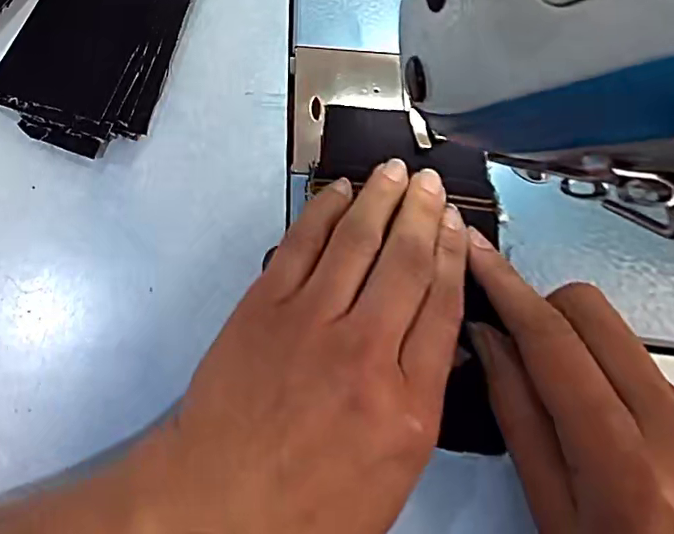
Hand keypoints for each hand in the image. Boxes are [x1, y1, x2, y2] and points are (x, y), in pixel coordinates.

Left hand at [0, 158, 466, 533]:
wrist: (219, 502)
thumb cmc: (311, 503)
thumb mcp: (393, 471)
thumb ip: (420, 395)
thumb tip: (437, 329)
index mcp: (407, 404)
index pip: (441, 306)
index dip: (451, 254)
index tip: (454, 222)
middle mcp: (364, 352)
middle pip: (405, 262)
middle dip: (422, 213)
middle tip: (429, 181)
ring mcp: (311, 319)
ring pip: (357, 240)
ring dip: (379, 198)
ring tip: (394, 172)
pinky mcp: (266, 302)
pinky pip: (302, 242)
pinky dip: (324, 210)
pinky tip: (341, 191)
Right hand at [466, 232, 673, 533]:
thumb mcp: (557, 526)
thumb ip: (520, 424)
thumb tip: (492, 343)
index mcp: (629, 473)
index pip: (552, 342)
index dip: (508, 288)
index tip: (483, 256)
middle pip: (595, 313)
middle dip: (547, 312)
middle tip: (523, 346)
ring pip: (628, 347)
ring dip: (590, 360)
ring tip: (580, 421)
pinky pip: (668, 388)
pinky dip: (631, 398)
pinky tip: (632, 451)